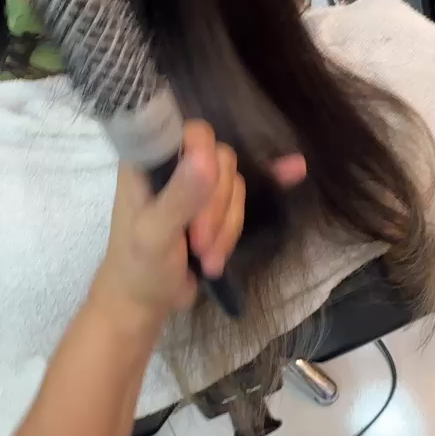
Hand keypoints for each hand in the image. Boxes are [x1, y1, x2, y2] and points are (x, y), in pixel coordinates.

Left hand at [88, 122, 305, 336]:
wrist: (147, 301)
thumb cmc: (139, 267)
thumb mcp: (154, 235)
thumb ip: (179, 198)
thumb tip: (207, 159)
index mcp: (150, 161)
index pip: (189, 133)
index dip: (204, 157)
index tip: (204, 188)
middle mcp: (176, 164)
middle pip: (220, 161)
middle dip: (216, 209)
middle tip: (199, 245)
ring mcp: (198, 185)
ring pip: (235, 186)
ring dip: (226, 228)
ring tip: (207, 259)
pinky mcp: (216, 206)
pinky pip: (245, 194)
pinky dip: (272, 183)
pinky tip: (295, 169)